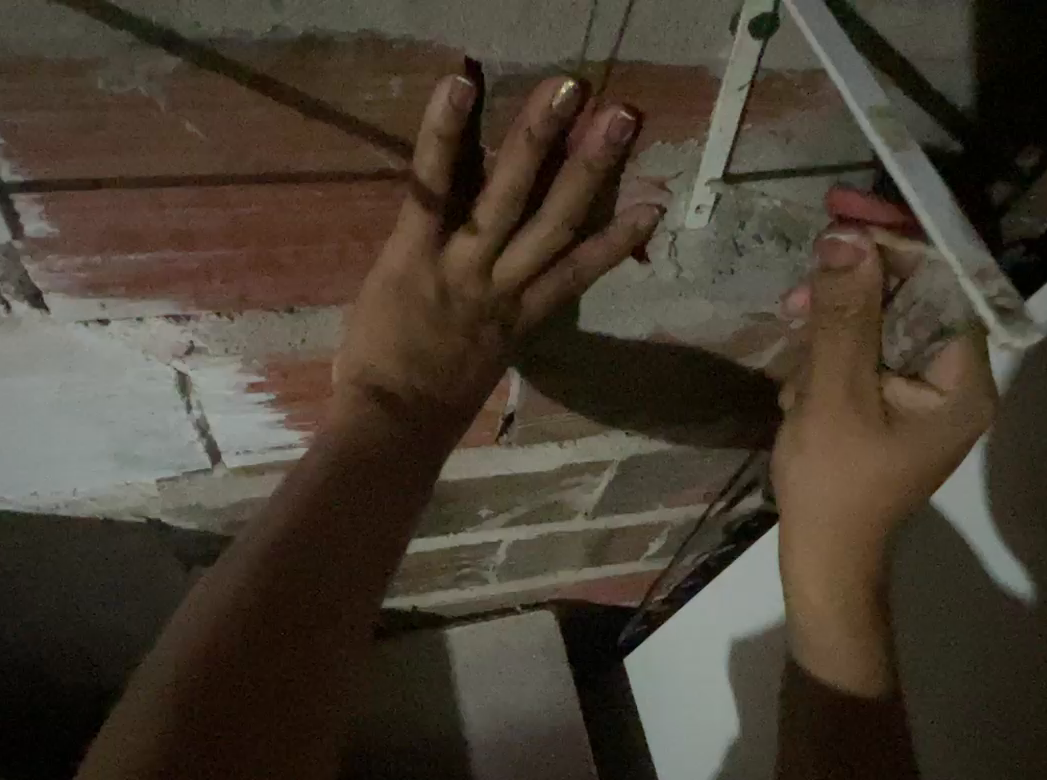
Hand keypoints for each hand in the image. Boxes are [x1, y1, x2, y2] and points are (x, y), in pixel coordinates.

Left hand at [331, 73, 665, 438]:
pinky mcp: (413, 253)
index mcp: (520, 319)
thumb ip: (495, 325)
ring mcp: (461, 266)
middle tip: (623, 116)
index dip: (616, 238)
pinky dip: (444, 137)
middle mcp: (502, 286)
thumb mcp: (481, 366)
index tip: (653, 204)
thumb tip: (504, 300)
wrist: (392, 428)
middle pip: (556, 221)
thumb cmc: (434, 408)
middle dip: (591, 168)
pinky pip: (432, 188)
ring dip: (540, 140)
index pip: (577, 270)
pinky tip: (460, 84)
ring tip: (570, 89)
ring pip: (509, 197)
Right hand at [773, 225, 995, 691]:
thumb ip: (843, 319)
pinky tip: (798, 397)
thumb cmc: (832, 486)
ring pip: (876, 332)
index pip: (942, 283)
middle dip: (847, 302)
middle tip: (793, 300)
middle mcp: (953, 382)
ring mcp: (920, 398)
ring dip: (826, 342)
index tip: (842, 217)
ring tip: (793, 384)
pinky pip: (862, 363)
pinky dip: (826, 368)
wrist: (821, 557)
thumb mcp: (833, 397)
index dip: (895, 243)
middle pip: (907, 304)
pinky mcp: (890, 410)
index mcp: (962, 380)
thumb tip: (848, 240)